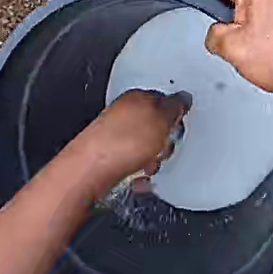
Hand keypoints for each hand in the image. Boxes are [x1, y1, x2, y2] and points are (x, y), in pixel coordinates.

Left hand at [69, 89, 189, 187]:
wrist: (89, 174)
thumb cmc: (120, 143)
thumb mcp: (162, 118)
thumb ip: (176, 106)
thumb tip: (183, 99)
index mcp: (136, 97)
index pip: (165, 99)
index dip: (175, 115)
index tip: (178, 125)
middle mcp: (123, 114)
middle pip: (157, 126)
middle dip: (164, 141)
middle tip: (161, 146)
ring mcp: (115, 137)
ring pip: (147, 148)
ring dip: (153, 159)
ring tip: (147, 165)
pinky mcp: (110, 159)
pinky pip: (134, 164)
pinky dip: (139, 172)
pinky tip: (138, 176)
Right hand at [184, 0, 272, 101]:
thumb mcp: (233, 47)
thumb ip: (214, 35)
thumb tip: (216, 34)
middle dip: (219, 8)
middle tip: (202, 22)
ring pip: (250, 7)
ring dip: (238, 23)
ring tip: (233, 44)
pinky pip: (264, 18)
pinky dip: (254, 30)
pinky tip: (252, 48)